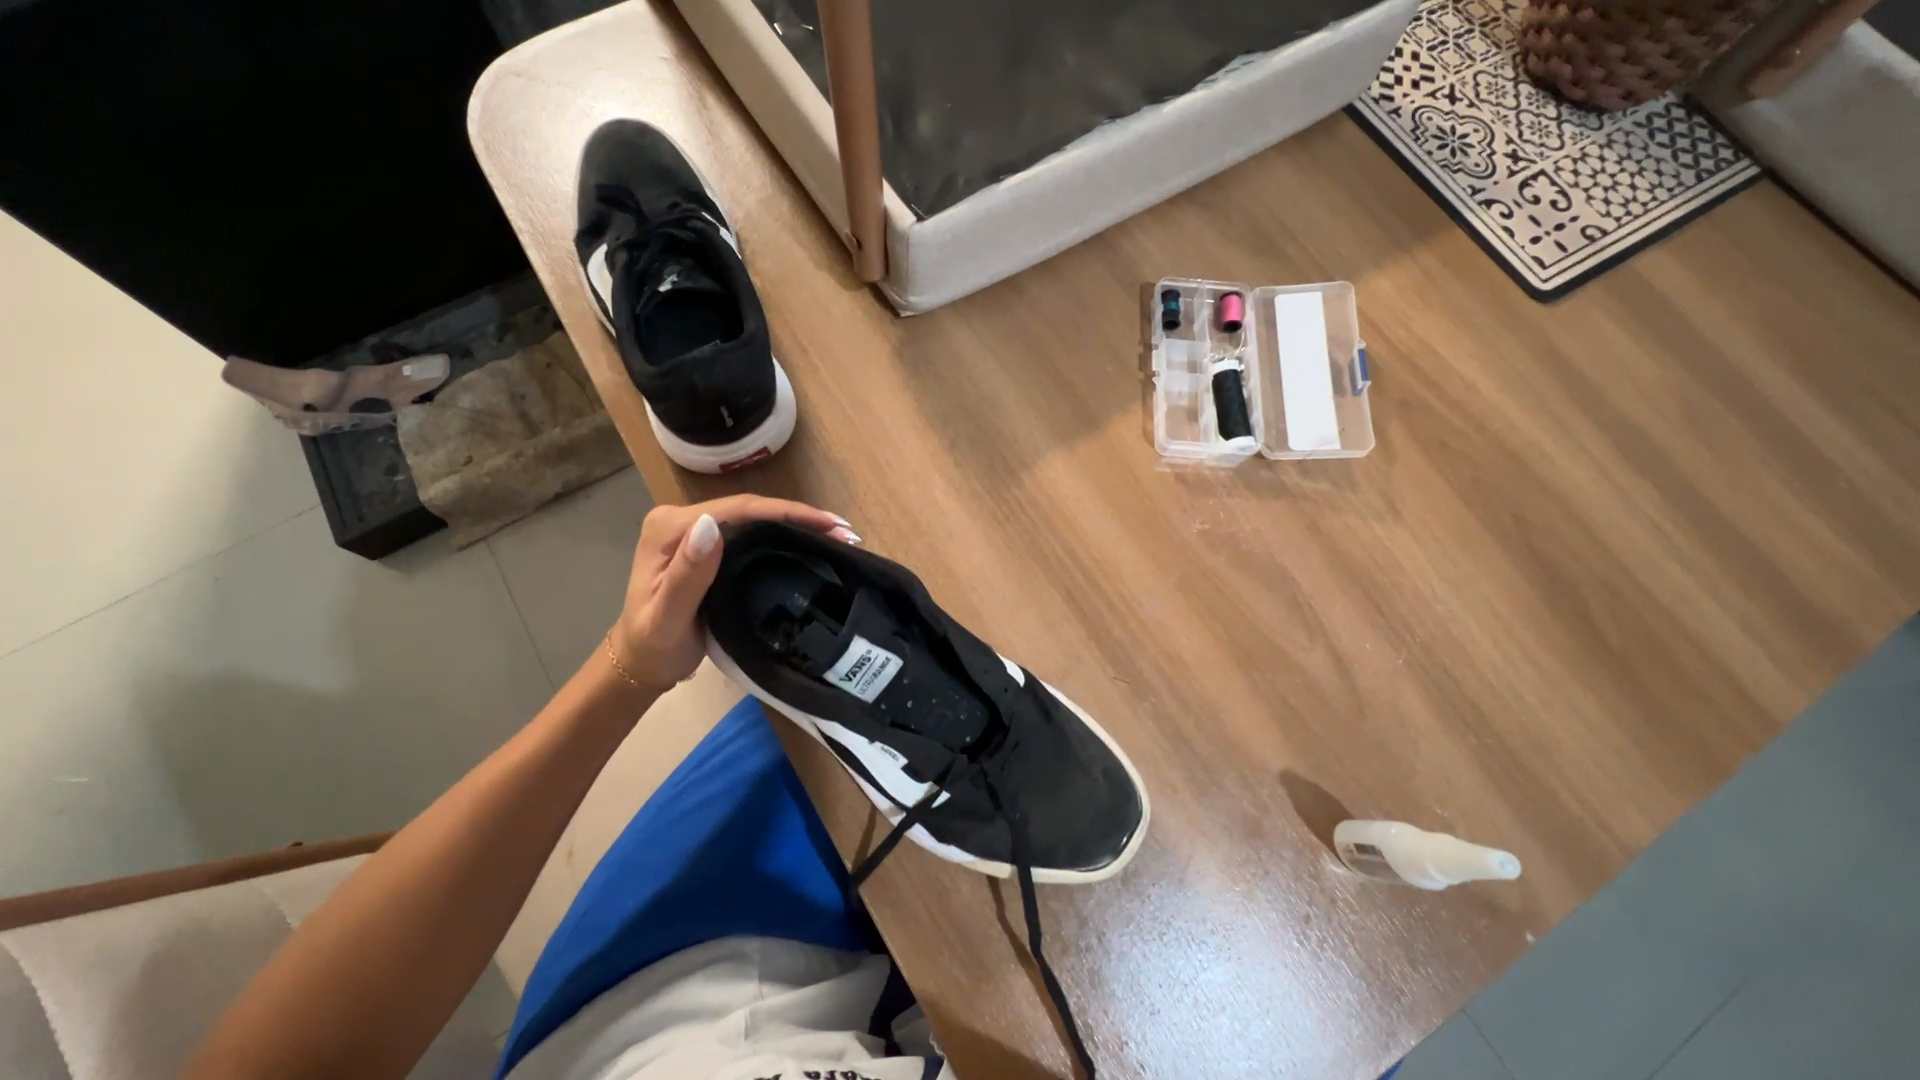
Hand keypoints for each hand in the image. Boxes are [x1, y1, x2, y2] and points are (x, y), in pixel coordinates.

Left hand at [608, 495, 855, 692]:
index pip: (736, 509)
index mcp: (670, 527)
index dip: (785, 513)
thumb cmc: (655, 645)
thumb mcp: (668, 615)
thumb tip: (712, 525)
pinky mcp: (707, 546)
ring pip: (753, 518)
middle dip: (799, 517)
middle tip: (846, 532)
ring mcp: (694, 531)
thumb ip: (688, 572)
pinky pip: (749, 533)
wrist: (640, 663)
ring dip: (796, 524)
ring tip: (838, 536)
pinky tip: (810, 543)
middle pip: (749, 509)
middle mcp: (681, 520)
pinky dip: (782, 535)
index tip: (828, 524)